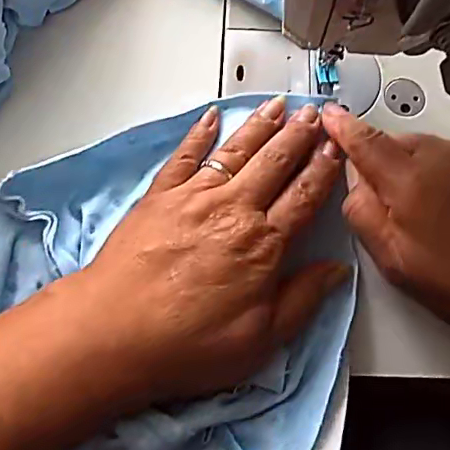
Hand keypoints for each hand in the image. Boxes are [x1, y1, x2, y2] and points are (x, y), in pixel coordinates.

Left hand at [70, 97, 349, 404]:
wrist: (113, 334)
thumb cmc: (186, 344)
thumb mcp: (260, 339)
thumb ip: (303, 299)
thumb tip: (336, 272)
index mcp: (263, 243)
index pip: (304, 195)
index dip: (324, 167)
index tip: (336, 145)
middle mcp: (232, 210)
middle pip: (275, 162)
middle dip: (299, 134)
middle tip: (315, 113)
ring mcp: (194, 198)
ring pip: (237, 151)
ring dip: (261, 125)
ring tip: (279, 105)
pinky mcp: (160, 197)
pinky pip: (185, 156)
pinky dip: (199, 134)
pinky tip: (212, 118)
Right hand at [323, 104, 449, 361]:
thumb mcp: (397, 263)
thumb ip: (363, 215)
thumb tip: (356, 185)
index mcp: (409, 181)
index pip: (364, 141)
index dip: (344, 127)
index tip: (333, 115)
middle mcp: (445, 156)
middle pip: (403, 145)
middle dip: (395, 166)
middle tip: (408, 207)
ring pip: (441, 150)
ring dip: (435, 172)